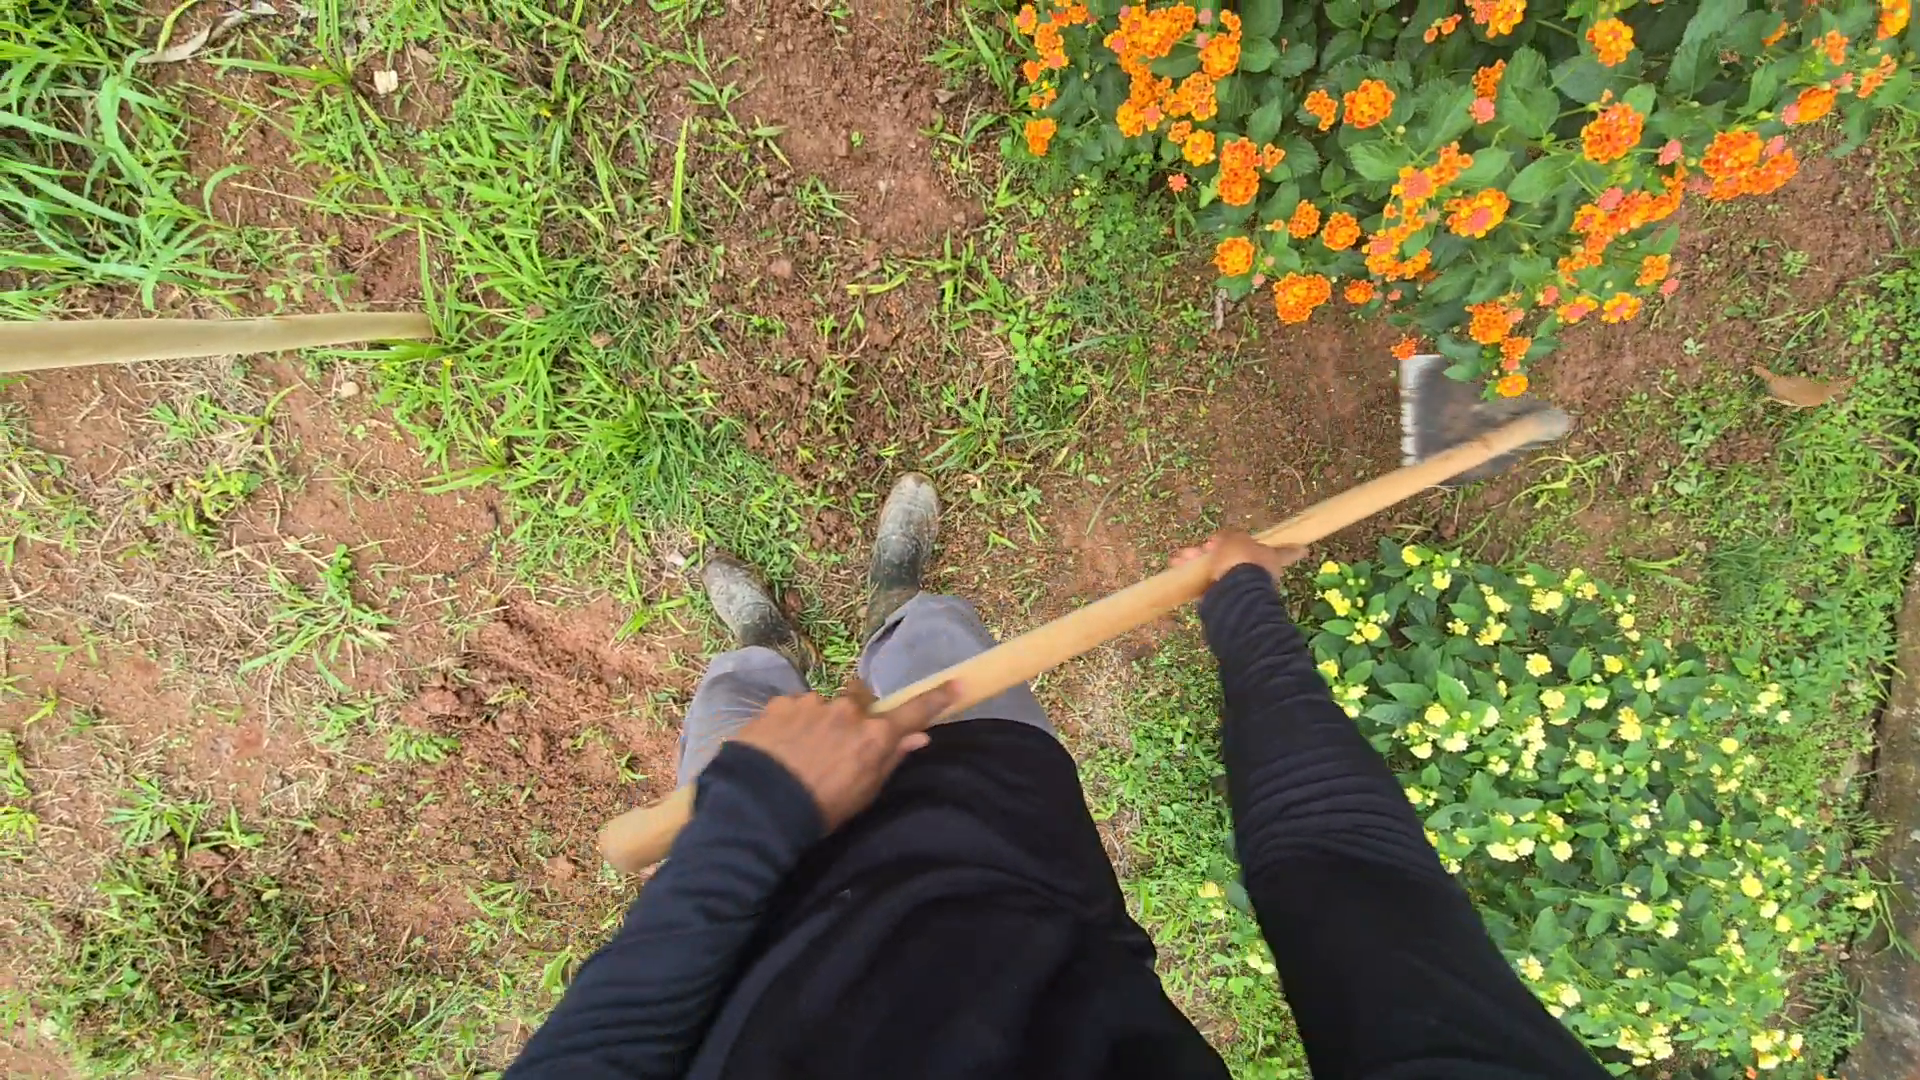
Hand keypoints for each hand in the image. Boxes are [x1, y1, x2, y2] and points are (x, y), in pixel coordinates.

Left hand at [733, 679, 956, 829]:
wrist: (755, 810)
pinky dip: (790, 724)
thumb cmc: (818, 811)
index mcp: (873, 735)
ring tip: (798, 753)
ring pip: (824, 705)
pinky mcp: (780, 703)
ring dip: (818, 722)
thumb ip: (891, 759)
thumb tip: (919, 737)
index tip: (957, 682)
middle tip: (838, 743)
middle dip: (855, 714)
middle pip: (862, 700)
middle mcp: (848, 710)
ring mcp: (812, 703)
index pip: (914, 711)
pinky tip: (777, 748)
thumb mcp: (863, 794)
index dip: (937, 698)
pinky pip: (793, 708)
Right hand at [1170, 530, 1307, 582]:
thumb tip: (1220, 541)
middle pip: (1237, 558)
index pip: (1284, 550)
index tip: (1305, 549)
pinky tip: (1179, 569)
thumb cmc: (1240, 562)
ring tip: (1181, 558)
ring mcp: (1242, 588)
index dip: (1292, 549)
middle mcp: (1259, 573)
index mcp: (1269, 557)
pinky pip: (1208, 584)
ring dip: (1199, 562)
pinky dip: (1194, 577)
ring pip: (1219, 570)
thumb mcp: (1235, 540)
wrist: (1232, 594)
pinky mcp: (1225, 600)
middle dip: (1214, 551)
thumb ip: (1229, 537)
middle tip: (1201, 547)